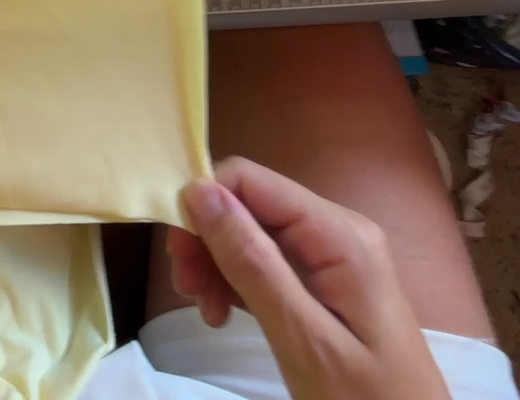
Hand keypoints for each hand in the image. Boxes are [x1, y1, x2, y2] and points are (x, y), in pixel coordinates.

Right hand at [167, 157, 452, 399]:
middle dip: (206, 239)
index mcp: (339, 234)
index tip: (180, 255)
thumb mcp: (304, 340)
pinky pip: (263, 257)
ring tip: (205, 309)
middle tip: (187, 289)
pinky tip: (223, 311)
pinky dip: (233, 278)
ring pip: (247, 229)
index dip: (203, 204)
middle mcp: (335, 228)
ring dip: (214, 262)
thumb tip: (197, 189)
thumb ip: (252, 262)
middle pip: (245, 203)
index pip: (248, 179)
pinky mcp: (323, 278)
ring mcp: (330, 253)